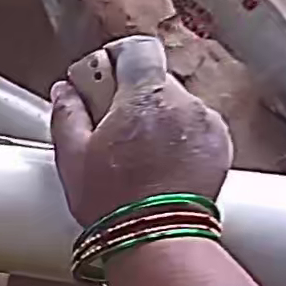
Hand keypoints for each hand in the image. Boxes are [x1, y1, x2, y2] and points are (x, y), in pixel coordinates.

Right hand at [50, 35, 231, 226]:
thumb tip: (65, 89)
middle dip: (128, 96)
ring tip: (130, 155)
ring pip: (173, 105)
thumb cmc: (111, 200)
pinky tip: (154, 165)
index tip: (96, 80)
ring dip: (151, 118)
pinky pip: (192, 127)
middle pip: (153, 79)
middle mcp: (183, 102)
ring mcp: (207, 123)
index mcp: (144, 97)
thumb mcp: (71, 156)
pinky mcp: (220, 145)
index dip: (112, 57)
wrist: (156, 237)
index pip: (135, 48)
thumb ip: (67, 113)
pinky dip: (173, 137)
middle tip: (104, 129)